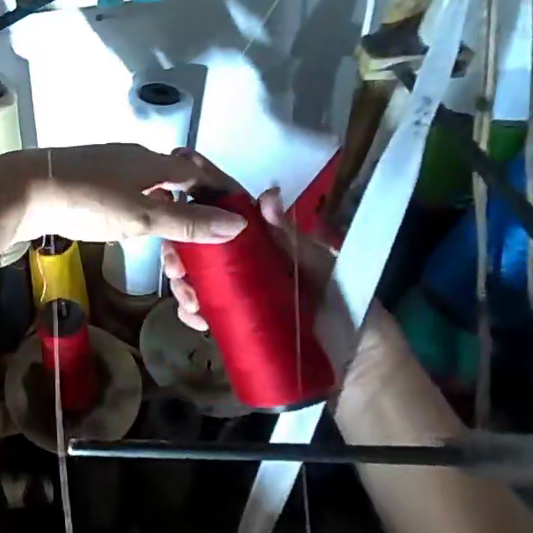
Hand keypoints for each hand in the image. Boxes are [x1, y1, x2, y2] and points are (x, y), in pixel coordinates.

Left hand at [0, 144, 247, 245]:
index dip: (219, 189)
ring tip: (173, 229)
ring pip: (148, 182)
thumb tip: (238, 224)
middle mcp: (132, 156)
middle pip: (173, 174)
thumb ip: (188, 223)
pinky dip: (140, 205)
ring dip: (166, 202)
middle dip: (193, 198)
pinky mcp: (83, 178)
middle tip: (205, 226)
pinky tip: (130, 222)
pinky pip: (125, 189)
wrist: (20, 190)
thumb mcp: (142, 218)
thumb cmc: (87, 201)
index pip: (197, 171)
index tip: (236, 209)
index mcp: (152, 160)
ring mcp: (105, 165)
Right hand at [159, 181, 332, 330]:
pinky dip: (191, 313)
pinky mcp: (234, 317)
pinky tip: (197, 319)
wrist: (356, 356)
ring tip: (189, 297)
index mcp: (264, 236)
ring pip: (194, 275)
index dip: (203, 188)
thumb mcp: (317, 264)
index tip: (176, 175)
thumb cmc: (341, 301)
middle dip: (178, 250)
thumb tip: (266, 195)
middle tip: (175, 266)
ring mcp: (236, 287)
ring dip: (182, 283)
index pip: (228, 206)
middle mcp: (245, 257)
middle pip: (199, 242)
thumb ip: (290, 235)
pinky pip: (203, 309)